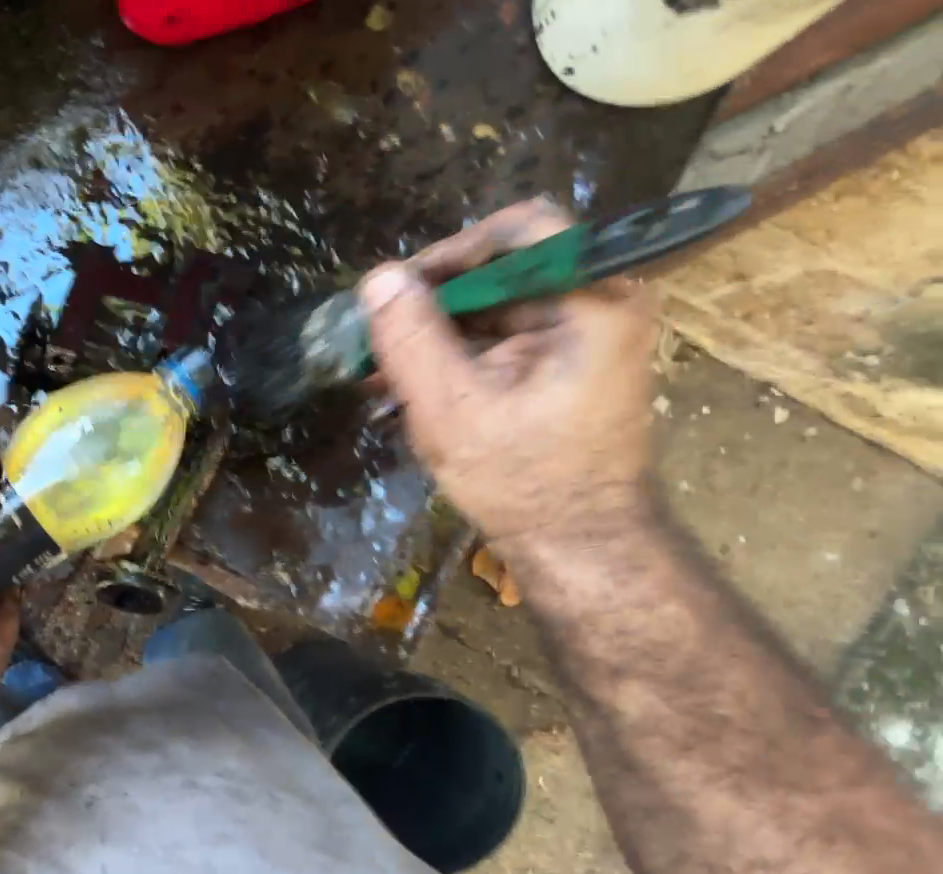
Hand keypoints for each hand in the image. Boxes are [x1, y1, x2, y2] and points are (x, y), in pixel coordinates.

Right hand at [360, 199, 659, 547]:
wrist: (576, 542)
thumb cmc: (520, 477)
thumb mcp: (450, 408)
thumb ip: (412, 339)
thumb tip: (377, 280)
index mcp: (592, 301)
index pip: (520, 230)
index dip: (449, 252)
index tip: (394, 293)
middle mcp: (598, 303)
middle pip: (503, 269)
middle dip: (430, 301)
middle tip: (375, 336)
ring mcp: (582, 335)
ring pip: (494, 306)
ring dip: (432, 332)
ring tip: (376, 368)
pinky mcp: (562, 364)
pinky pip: (498, 338)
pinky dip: (451, 355)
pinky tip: (402, 383)